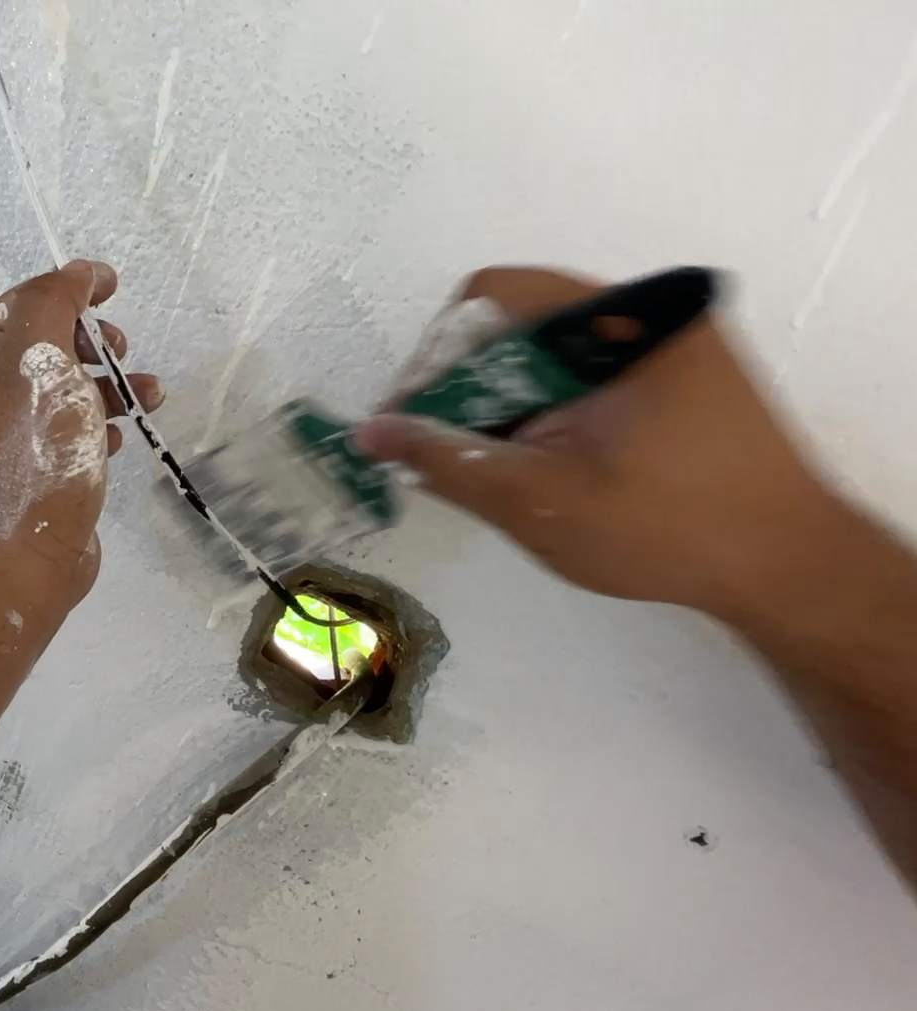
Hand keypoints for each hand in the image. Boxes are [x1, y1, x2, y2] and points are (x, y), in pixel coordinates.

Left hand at [0, 260, 163, 606]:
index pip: (18, 304)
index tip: (112, 287)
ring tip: (148, 394)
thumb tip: (73, 272)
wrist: (26, 556)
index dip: (65, 286)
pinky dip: (104, 425)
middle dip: (91, 339)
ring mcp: (14, 439)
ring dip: (112, 383)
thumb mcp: (37, 362)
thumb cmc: (31, 453)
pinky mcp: (42, 471)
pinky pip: (76, 432)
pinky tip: (122, 436)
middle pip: (46, 345)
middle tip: (120, 350)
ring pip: (69, 390)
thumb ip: (52, 305)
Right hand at [356, 266, 847, 618]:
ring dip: (486, 412)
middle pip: (506, 330)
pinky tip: (512, 470)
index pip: (490, 297)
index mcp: (623, 323)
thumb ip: (441, 457)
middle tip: (429, 452)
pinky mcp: (656, 386)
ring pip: (530, 362)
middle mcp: (641, 321)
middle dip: (454, 392)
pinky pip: (562, 384)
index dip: (435, 352)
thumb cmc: (663, 529)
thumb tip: (365, 432)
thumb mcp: (532, 495)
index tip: (413, 416)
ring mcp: (653, 353)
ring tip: (468, 469)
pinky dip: (522, 421)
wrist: (786, 572)